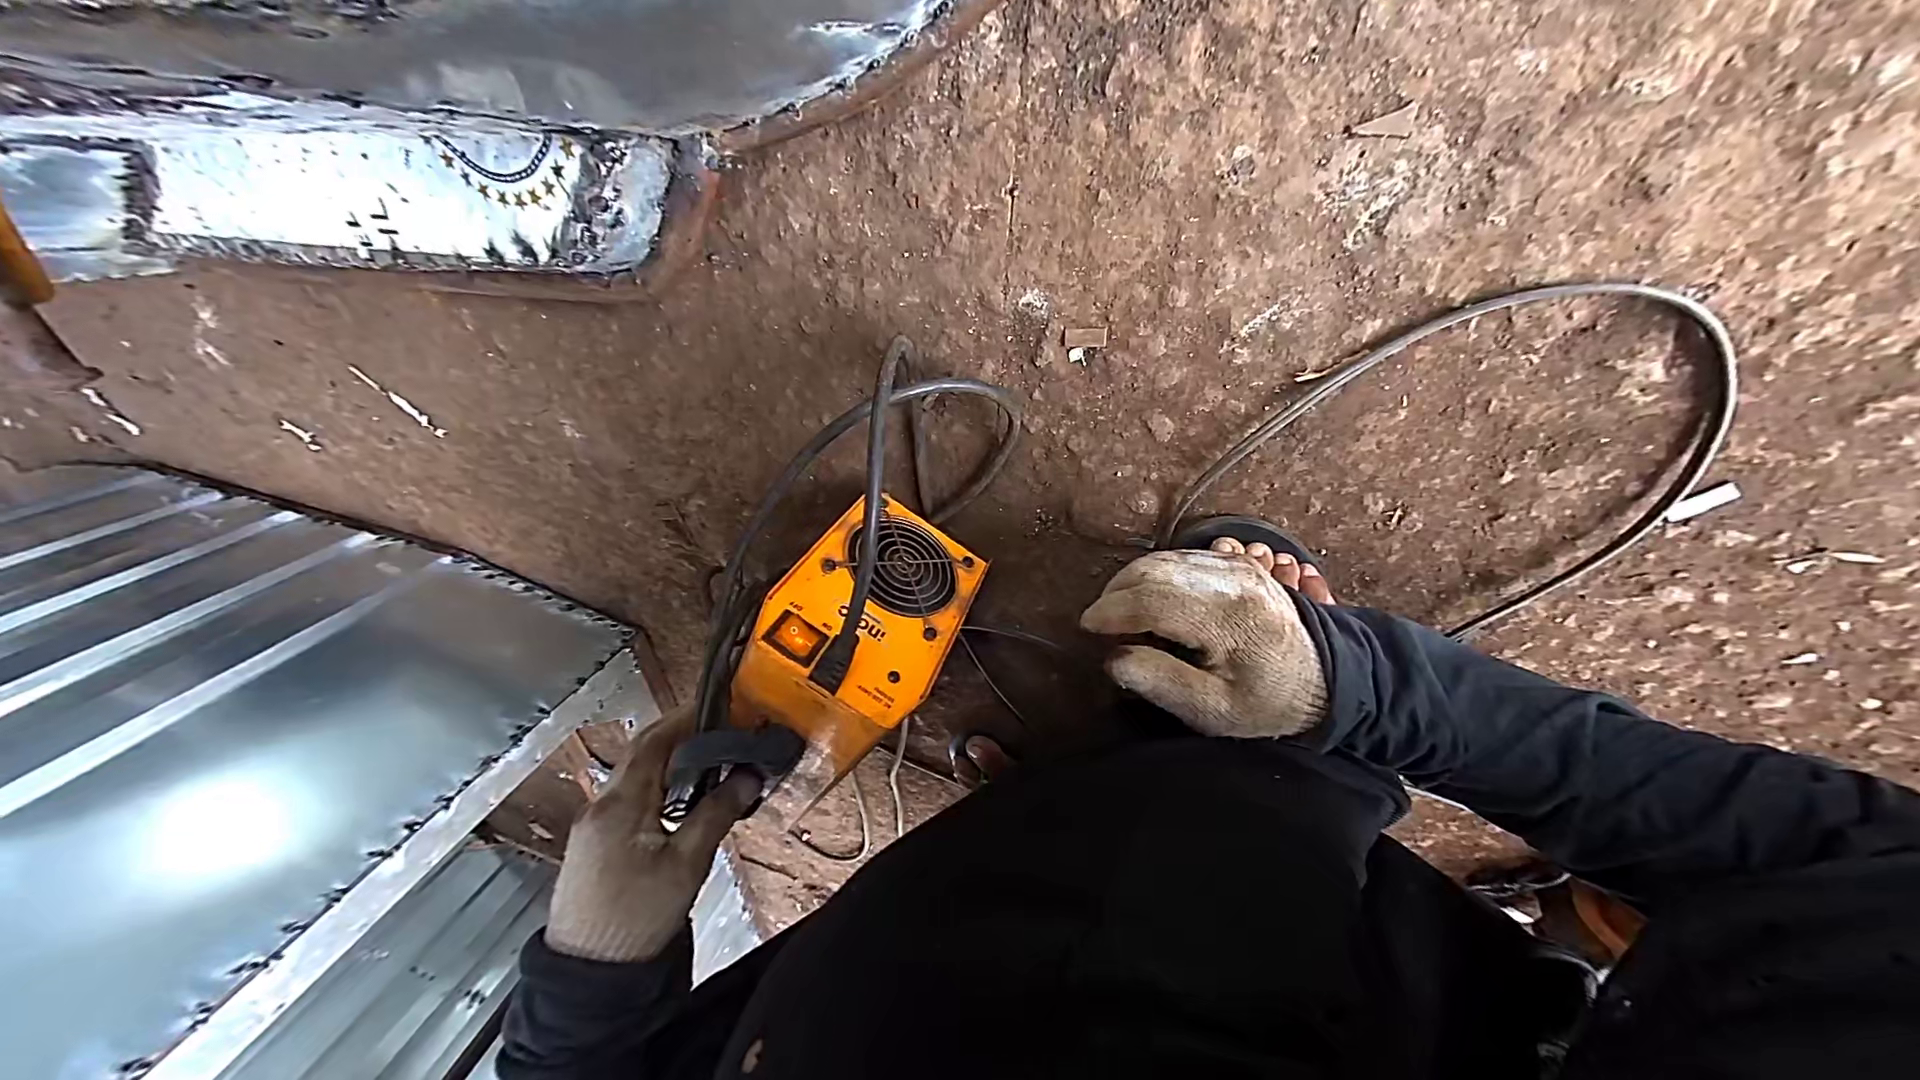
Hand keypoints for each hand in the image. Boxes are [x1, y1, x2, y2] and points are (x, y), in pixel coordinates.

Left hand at [545, 704, 758, 961]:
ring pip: (636, 776)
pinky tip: (684, 796)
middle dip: (681, 736)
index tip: (717, 707)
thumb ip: (717, 813)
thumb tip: (749, 775)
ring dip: (671, 761)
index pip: (653, 742)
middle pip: (642, 754)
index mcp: (620, 804)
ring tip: (711, 759)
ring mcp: (594, 825)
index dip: (684, 719)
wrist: (588, 978)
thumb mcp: (687, 864)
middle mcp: (601, 806)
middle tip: (722, 729)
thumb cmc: (638, 919)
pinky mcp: (595, 843)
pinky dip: (659, 784)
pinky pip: (630, 797)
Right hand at [1079, 549, 1328, 737]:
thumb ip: (1159, 682)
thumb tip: (1113, 658)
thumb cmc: (1267, 702)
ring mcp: (1236, 565)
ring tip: (1123, 617)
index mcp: (1227, 619)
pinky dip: (1153, 575)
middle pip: (1151, 571)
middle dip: (1114, 596)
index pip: (1151, 600)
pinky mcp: (1236, 562)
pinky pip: (1180, 557)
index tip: (1087, 629)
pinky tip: (1150, 601)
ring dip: (1130, 584)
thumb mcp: (1212, 710)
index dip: (1111, 612)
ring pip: (1162, 559)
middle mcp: (1231, 580)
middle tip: (1103, 626)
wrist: (1327, 679)